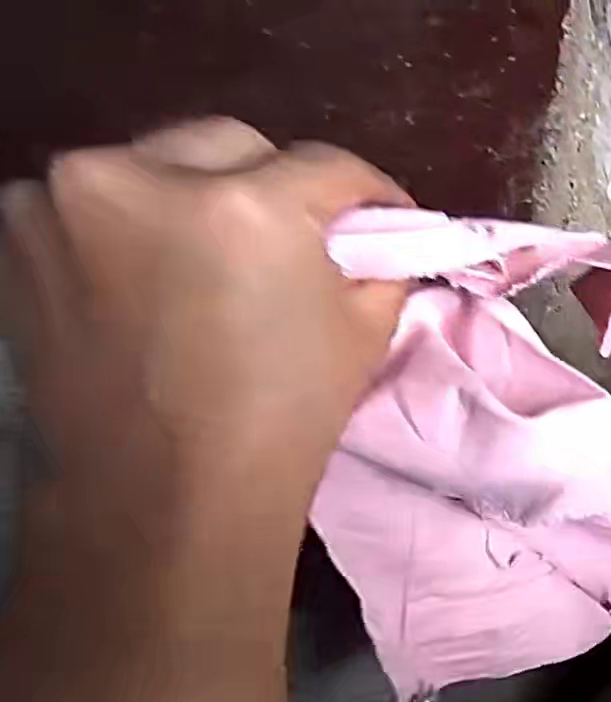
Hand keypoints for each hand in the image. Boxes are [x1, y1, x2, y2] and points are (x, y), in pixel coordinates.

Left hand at [0, 117, 410, 579]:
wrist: (176, 469)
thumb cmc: (294, 402)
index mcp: (251, 205)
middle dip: (283, 181)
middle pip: (235, 141)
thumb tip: (378, 241)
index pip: (328, 162)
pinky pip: (102, 197)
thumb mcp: (366, 329)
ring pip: (161, 161)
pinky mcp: (14, 221)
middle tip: (311, 237)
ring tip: (229, 261)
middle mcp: (144, 173)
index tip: (391, 218)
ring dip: (208, 197)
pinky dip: (145, 221)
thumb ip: (377, 267)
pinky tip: (167, 278)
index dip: (374, 189)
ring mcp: (62, 191)